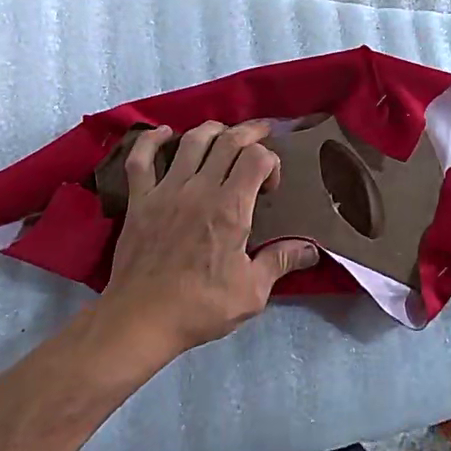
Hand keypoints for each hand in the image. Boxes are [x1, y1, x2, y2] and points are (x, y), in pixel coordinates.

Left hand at [99, 121, 319, 356]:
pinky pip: (140, 159)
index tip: (269, 187)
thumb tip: (312, 249)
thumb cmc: (200, 307)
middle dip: (249, 132)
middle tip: (261, 134)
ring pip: (190, 142)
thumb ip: (280, 261)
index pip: (257, 158)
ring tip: (224, 134)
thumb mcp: (251, 291)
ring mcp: (165, 191)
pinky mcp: (139, 200)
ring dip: (212, 130)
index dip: (271, 161)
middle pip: (228, 141)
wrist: (140, 320)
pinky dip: (151, 140)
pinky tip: (163, 133)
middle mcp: (199, 190)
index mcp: (230, 209)